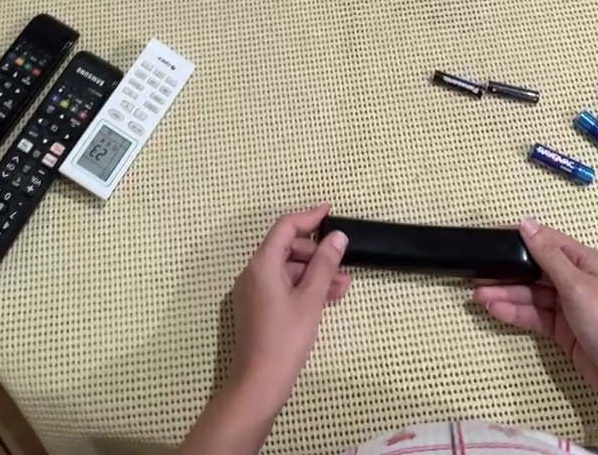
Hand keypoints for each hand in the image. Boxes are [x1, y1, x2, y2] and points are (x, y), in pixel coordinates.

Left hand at [227, 204, 351, 412]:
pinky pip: (283, 286)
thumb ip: (324, 264)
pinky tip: (327, 298)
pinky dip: (304, 287)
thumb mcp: (310, 299)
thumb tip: (337, 237)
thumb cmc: (285, 339)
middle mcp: (253, 272)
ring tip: (343, 286)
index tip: (329, 212)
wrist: (258, 386)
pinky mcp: (258, 308)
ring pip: (288, 270)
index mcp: (262, 264)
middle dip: (317, 253)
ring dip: (315, 273)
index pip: (286, 227)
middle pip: (288, 248)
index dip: (309, 217)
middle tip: (343, 264)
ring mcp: (254, 291)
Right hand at [473, 219, 597, 410]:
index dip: (520, 238)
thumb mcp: (576, 285)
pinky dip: (515, 313)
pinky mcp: (561, 329)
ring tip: (478, 296)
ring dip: (506, 295)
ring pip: (530, 294)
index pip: (546, 241)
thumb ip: (547, 255)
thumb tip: (526, 223)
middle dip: (507, 272)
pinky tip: (496, 311)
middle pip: (534, 270)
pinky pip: (534, 315)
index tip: (492, 238)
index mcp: (582, 261)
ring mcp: (566, 305)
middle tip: (477, 274)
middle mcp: (573, 279)